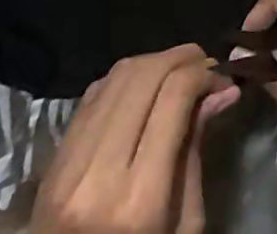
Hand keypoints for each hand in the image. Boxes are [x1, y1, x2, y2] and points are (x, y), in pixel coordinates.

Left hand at [35, 45, 240, 233]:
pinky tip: (145, 89)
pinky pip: (93, 96)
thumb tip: (223, 90)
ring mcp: (68, 166)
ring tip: (179, 71)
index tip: (221, 80)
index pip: (173, 96)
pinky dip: (125, 80)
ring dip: (155, 62)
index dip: (204, 74)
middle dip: (182, 58)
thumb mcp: (185, 222)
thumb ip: (195, 151)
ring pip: (116, 78)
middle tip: (205, 65)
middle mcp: (98, 173)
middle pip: (143, 77)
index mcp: (139, 198)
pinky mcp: (53, 163)